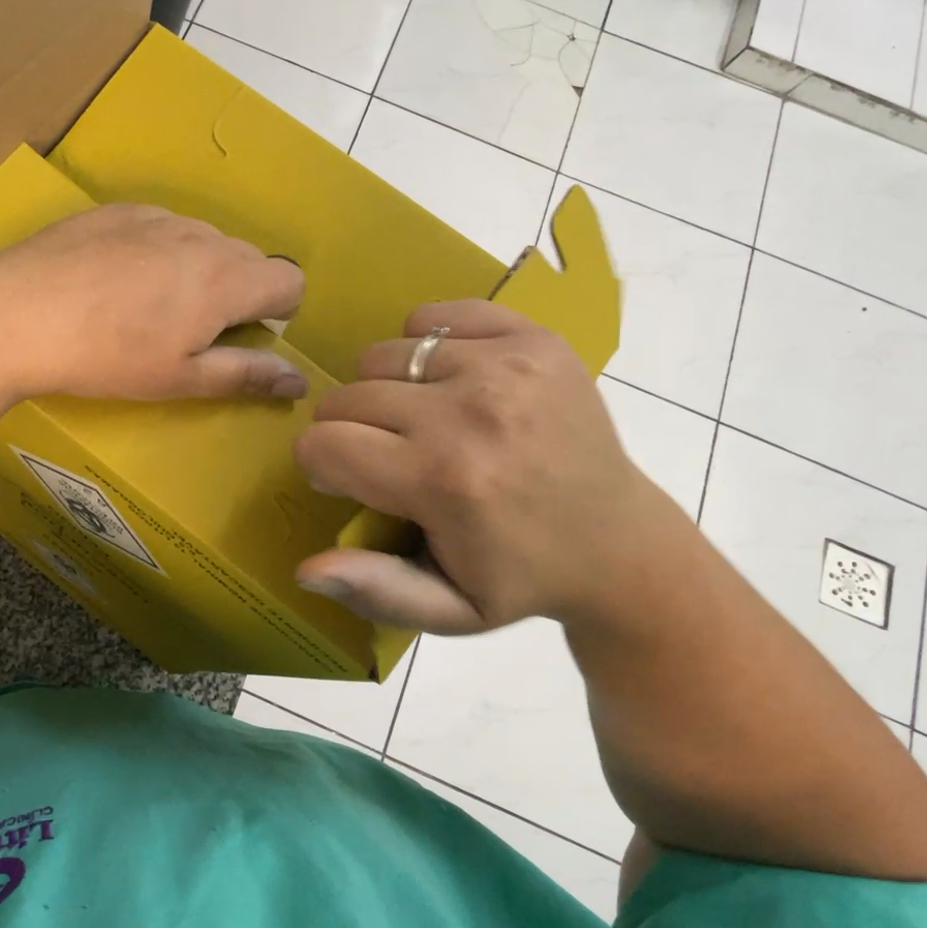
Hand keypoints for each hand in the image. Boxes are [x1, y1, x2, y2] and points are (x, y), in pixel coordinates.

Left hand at [0, 204, 306, 401]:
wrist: (14, 316)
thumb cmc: (103, 359)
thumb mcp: (178, 379)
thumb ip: (245, 375)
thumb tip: (298, 380)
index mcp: (226, 279)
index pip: (290, 281)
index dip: (276, 314)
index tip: (240, 340)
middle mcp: (200, 236)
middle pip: (248, 259)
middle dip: (236, 295)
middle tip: (187, 334)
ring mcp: (156, 215)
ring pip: (202, 241)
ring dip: (196, 272)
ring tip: (143, 310)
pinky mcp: (115, 210)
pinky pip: (159, 228)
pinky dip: (156, 253)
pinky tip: (112, 284)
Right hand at [292, 300, 683, 633]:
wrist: (620, 545)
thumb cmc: (517, 580)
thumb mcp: (444, 609)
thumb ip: (373, 590)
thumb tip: (306, 570)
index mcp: (443, 481)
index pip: (323, 445)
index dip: (324, 469)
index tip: (354, 486)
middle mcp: (472, 412)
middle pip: (346, 397)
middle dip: (348, 431)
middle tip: (387, 458)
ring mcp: (507, 366)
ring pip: (382, 354)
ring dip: (386, 390)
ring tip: (422, 422)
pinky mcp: (534, 340)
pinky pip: (437, 317)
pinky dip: (427, 346)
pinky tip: (450, 383)